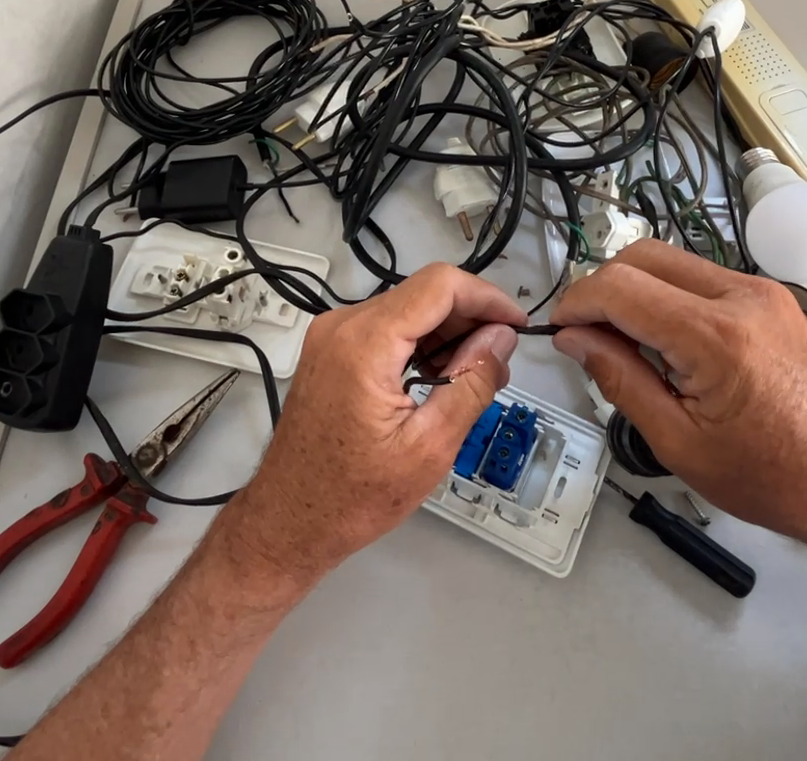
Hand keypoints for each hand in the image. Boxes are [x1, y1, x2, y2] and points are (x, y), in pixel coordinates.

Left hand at [215, 263, 525, 582]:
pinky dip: (421, 343)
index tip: (517, 326)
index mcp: (364, 343)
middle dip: (471, 318)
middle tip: (500, 360)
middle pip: (424, 293)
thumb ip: (471, 384)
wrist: (288, 521)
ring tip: (474, 377)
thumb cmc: (354, 496)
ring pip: (408, 308)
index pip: (439, 286)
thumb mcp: (430, 447)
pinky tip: (441, 378)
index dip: (487, 297)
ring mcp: (332, 335)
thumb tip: (501, 339)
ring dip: (448, 332)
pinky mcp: (331, 350)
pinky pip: (387, 328)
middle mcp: (343, 325)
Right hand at [550, 239, 806, 547]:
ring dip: (633, 290)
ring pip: (669, 260)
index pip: (620, 287)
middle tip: (586, 335)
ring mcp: (760, 291)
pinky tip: (664, 340)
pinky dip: (665, 295)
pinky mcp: (769, 297)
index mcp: (716, 337)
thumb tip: (573, 339)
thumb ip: (618, 379)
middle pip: (642, 256)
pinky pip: (698, 277)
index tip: (559, 331)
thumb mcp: (677, 443)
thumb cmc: (774, 477)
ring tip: (624, 343)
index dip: (577, 304)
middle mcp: (741, 296)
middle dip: (600, 287)